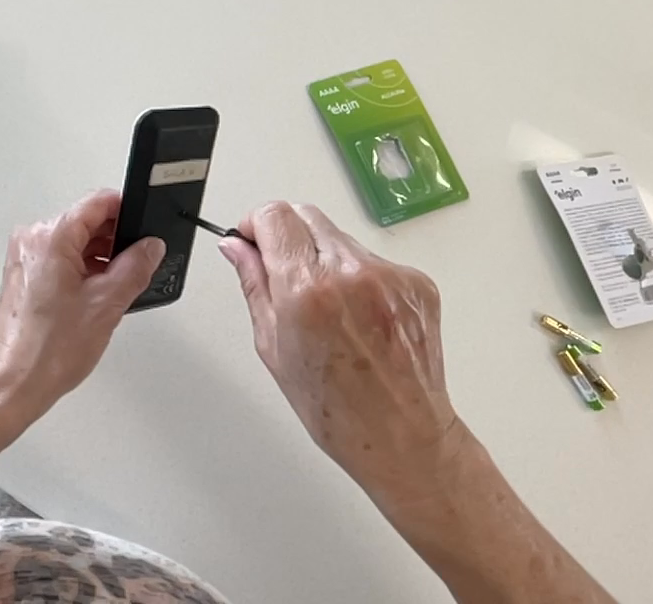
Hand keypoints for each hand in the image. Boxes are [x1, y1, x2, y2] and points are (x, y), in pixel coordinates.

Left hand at [0, 190, 164, 422]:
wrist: (14, 383)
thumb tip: (150, 247)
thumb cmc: (46, 351)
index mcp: (50, 236)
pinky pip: (61, 257)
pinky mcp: (25, 273)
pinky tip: (96, 294)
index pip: (97, 202)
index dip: (127, 210)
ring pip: (75, 240)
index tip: (145, 225)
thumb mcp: (107, 304)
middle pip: (86, 220)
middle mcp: (33, 240)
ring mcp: (26, 256)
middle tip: (137, 263)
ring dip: (100, 257)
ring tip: (115, 287)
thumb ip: (135, 267)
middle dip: (115, 240)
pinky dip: (82, 269)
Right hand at [218, 201, 470, 509]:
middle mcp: (350, 273)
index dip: (255, 224)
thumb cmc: (335, 407)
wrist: (403, 438)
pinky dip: (357, 274)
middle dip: (286, 234)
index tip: (252, 240)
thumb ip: (253, 283)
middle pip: (305, 213)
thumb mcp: (272, 344)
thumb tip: (236, 247)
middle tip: (283, 269)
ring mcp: (388, 276)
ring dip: (322, 254)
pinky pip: (372, 258)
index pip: (273, 215)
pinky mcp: (416, 282)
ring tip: (326, 303)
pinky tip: (356, 313)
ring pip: (338, 235)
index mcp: (307, 289)